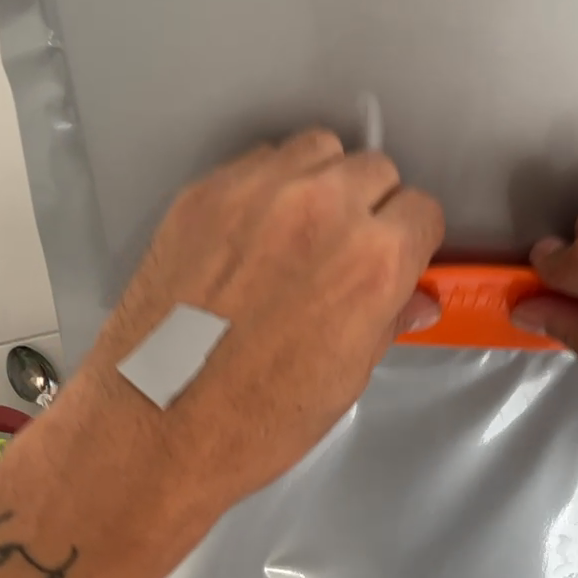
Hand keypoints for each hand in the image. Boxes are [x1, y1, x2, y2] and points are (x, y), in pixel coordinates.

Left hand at [66, 129, 444, 514]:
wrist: (155, 425)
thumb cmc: (255, 422)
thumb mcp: (344, 381)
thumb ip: (386, 323)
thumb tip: (414, 303)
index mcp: (372, 263)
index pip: (422, 211)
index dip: (413, 241)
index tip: (397, 259)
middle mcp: (321, 211)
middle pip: (376, 170)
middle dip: (373, 209)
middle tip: (347, 253)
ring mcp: (256, 194)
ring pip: (318, 151)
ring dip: (323, 184)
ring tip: (303, 235)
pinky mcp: (204, 194)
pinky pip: (258, 163)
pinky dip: (269, 188)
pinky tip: (254, 237)